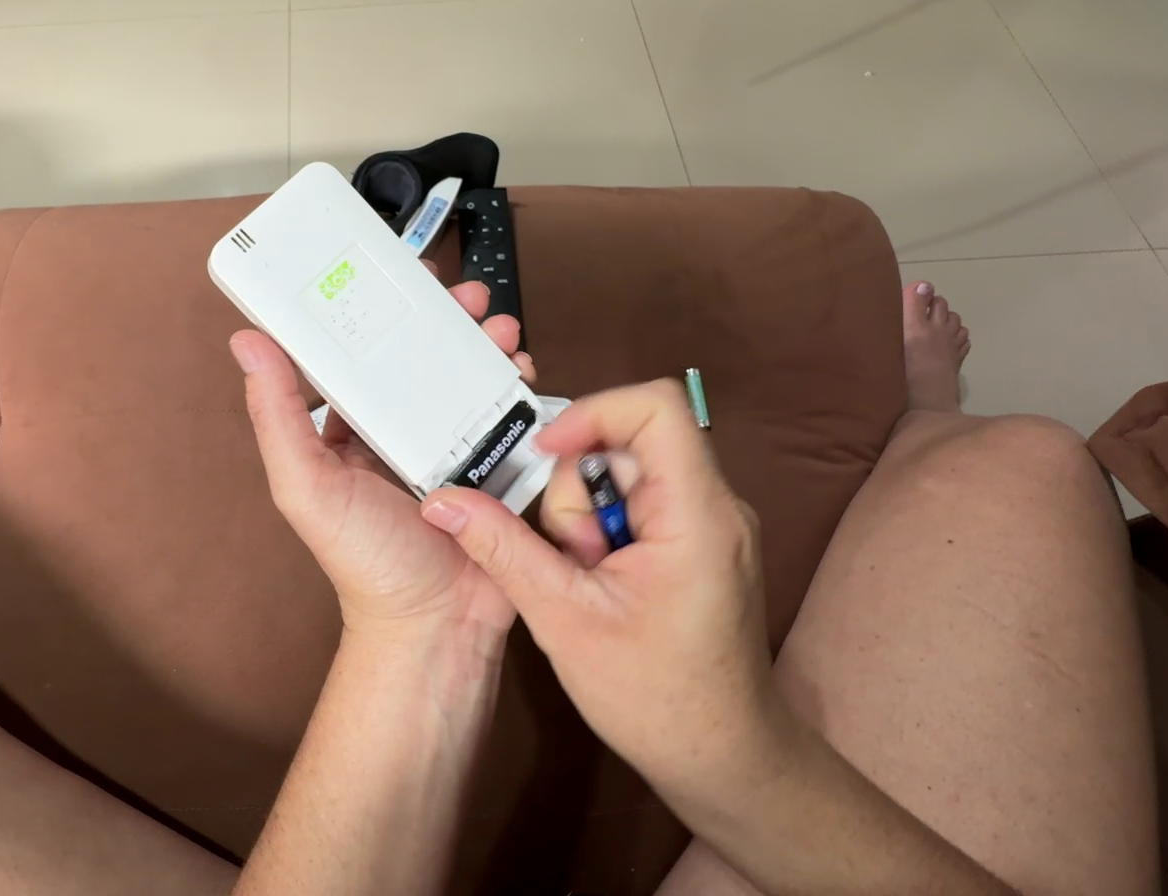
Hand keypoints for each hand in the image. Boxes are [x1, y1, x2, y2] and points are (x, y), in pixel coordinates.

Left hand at [233, 271, 535, 646]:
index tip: (396, 278)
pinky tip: (519, 369)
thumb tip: (248, 344)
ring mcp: (448, 442)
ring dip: (482, 343)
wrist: (437, 623)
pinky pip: (502, 410)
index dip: (377, 312)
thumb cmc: (366, 563)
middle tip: (463, 294)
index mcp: (351, 427)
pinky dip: (512, 384)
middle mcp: (399, 429)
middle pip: (421, 357)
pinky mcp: (489, 460)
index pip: (360, 354)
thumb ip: (278, 417)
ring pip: (465, 376)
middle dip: (444, 319)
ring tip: (497, 327)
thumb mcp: (308, 486)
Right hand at [417, 380, 785, 802]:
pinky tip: (598, 583)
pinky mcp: (695, 540)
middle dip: (577, 491)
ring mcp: (708, 522)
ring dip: (585, 519)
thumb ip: (502, 549)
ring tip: (588, 582)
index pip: (654, 407)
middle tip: (571, 558)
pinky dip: (601, 531)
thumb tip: (443, 502)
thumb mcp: (565, 619)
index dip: (591, 411)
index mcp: (697, 514)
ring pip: (623, 474)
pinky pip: (635, 502)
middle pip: (626, 443)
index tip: (543, 452)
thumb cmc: (659, 701)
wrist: (724, 760)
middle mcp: (714, 504)